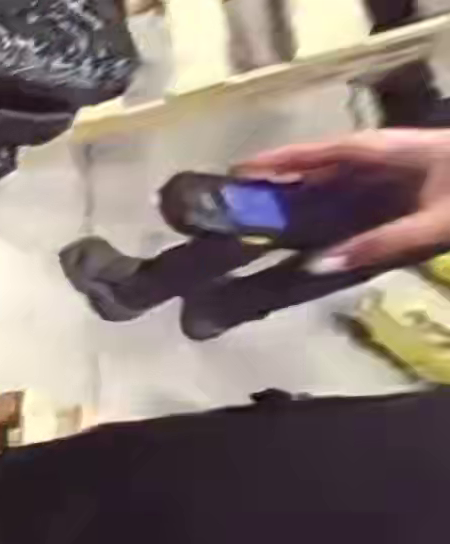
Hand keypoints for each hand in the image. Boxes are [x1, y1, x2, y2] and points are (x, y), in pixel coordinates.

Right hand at [239, 129, 449, 271]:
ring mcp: (426, 174)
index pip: (340, 151)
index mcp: (416, 153)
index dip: (290, 158)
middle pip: (343, 163)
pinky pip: (369, 196)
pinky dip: (335, 207)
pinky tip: (316, 226)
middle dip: (292, 176)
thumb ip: (382, 242)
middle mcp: (417, 158)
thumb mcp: (445, 221)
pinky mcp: (430, 192)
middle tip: (243, 195)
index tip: (242, 169)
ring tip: (267, 211)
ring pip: (356, 178)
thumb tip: (316, 265)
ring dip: (311, 192)